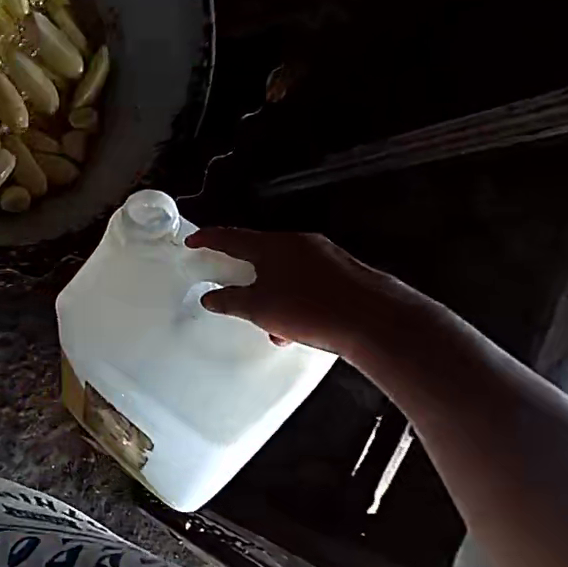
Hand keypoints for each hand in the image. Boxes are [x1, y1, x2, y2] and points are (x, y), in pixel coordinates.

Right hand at [184, 228, 421, 356]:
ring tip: (275, 328)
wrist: (374, 321)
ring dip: (273, 297)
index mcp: (274, 245)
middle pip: (261, 256)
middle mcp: (300, 243)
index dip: (208, 239)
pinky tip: (300, 329)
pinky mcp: (343, 273)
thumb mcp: (260, 309)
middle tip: (235, 296)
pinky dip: (295, 301)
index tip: (193, 241)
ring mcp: (325, 256)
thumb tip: (211, 297)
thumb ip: (231, 301)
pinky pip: (307, 283)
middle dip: (246, 279)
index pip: (231, 237)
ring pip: (285, 273)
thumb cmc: (312, 309)